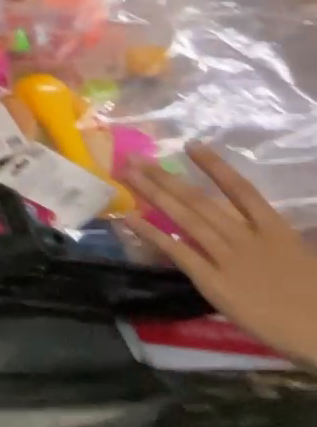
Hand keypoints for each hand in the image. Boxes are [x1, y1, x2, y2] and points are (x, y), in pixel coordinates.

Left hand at [126, 143, 316, 366]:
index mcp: (279, 233)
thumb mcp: (308, 258)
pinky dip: (149, 232)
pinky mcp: (211, 281)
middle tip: (133, 157)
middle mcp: (249, 240)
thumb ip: (291, 237)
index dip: (216, 167)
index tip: (193, 145)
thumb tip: (274, 218)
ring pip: (184, 219)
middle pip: (201, 201)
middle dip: (165, 177)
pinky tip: (126, 217)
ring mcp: (228, 259)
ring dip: (153, 195)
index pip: (243, 191)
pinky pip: (176, 251)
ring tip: (127, 175)